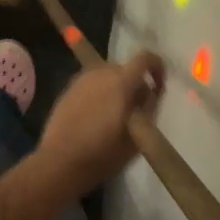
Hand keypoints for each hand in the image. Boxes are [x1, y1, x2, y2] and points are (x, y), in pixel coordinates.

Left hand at [36, 50, 164, 194]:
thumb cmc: (103, 153)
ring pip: (107, 75)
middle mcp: (100, 73)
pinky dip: (100, 92)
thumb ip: (148, 109)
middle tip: (137, 109)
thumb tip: (151, 94)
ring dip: (117, 88)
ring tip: (116, 114)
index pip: (144, 58)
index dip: (157, 67)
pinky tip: (97, 117)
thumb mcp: (137, 136)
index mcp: (120, 81)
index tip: (159, 86)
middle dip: (135, 83)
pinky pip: (92, 83)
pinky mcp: (68, 89)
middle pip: (125, 68)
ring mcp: (81, 79)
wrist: (60, 161)